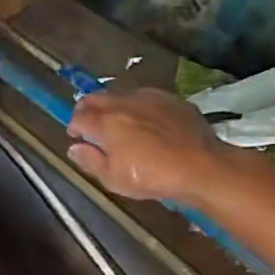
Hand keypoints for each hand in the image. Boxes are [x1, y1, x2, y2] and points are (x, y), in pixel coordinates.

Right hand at [66, 89, 259, 201]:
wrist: (200, 166)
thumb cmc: (152, 177)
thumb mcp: (114, 179)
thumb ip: (90, 161)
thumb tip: (74, 148)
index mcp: (106, 124)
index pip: (79, 117)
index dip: (74, 126)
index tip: (76, 137)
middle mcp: (124, 104)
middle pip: (96, 98)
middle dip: (87, 110)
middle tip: (90, 125)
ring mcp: (148, 98)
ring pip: (120, 95)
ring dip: (111, 106)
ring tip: (117, 123)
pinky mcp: (170, 98)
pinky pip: (144, 97)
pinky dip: (136, 106)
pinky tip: (144, 122)